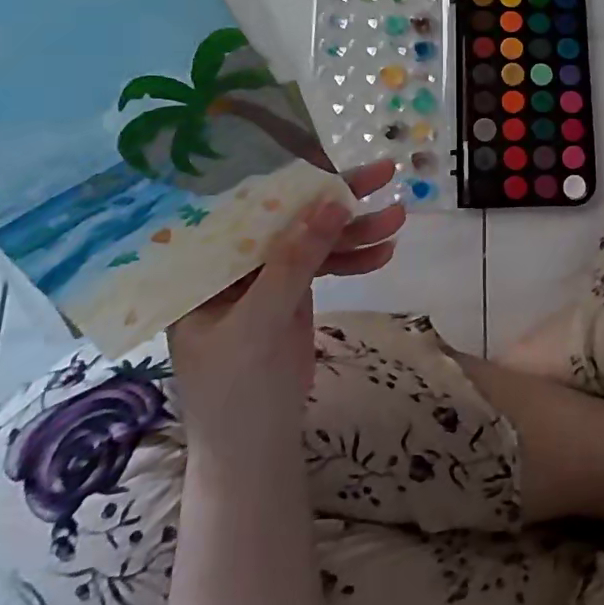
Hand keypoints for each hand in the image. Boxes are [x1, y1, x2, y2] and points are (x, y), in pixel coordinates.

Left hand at [165, 160, 404, 453]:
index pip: (244, 204)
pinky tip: (386, 252)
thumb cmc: (234, 393)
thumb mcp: (258, 325)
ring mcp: (265, 274)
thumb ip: (292, 264)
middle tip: (385, 173)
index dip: (287, 177)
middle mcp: (232, 258)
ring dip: (357, 230)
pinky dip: (355, 259)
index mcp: (203, 261)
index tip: (333, 156)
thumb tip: (330, 202)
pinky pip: (326, 264)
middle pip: (288, 216)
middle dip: (337, 198)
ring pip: (314, 239)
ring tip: (399, 218)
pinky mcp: (291, 291)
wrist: (255, 448)